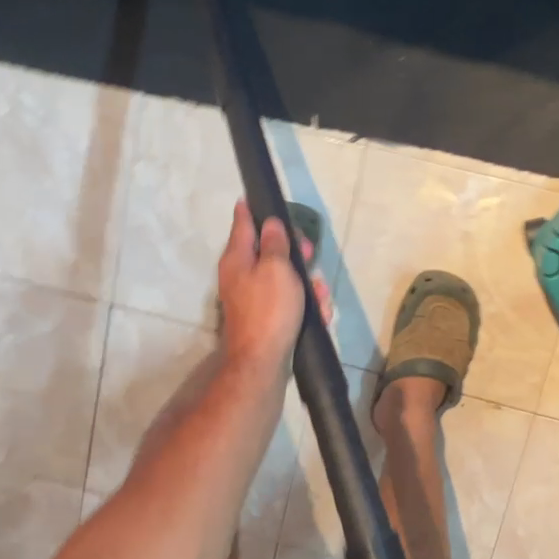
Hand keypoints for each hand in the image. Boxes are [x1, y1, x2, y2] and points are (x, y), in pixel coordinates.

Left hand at [217, 200, 330, 375]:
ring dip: (306, 284)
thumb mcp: (276, 268)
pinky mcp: (267, 319)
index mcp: (237, 258)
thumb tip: (270, 223)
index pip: (241, 224)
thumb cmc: (268, 309)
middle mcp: (241, 275)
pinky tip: (320, 313)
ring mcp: (253, 299)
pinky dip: (305, 305)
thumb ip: (275, 243)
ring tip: (321, 295)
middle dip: (294, 252)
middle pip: (268, 251)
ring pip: (284, 279)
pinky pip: (289, 302)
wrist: (261, 362)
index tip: (255, 196)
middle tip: (309, 253)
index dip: (251, 209)